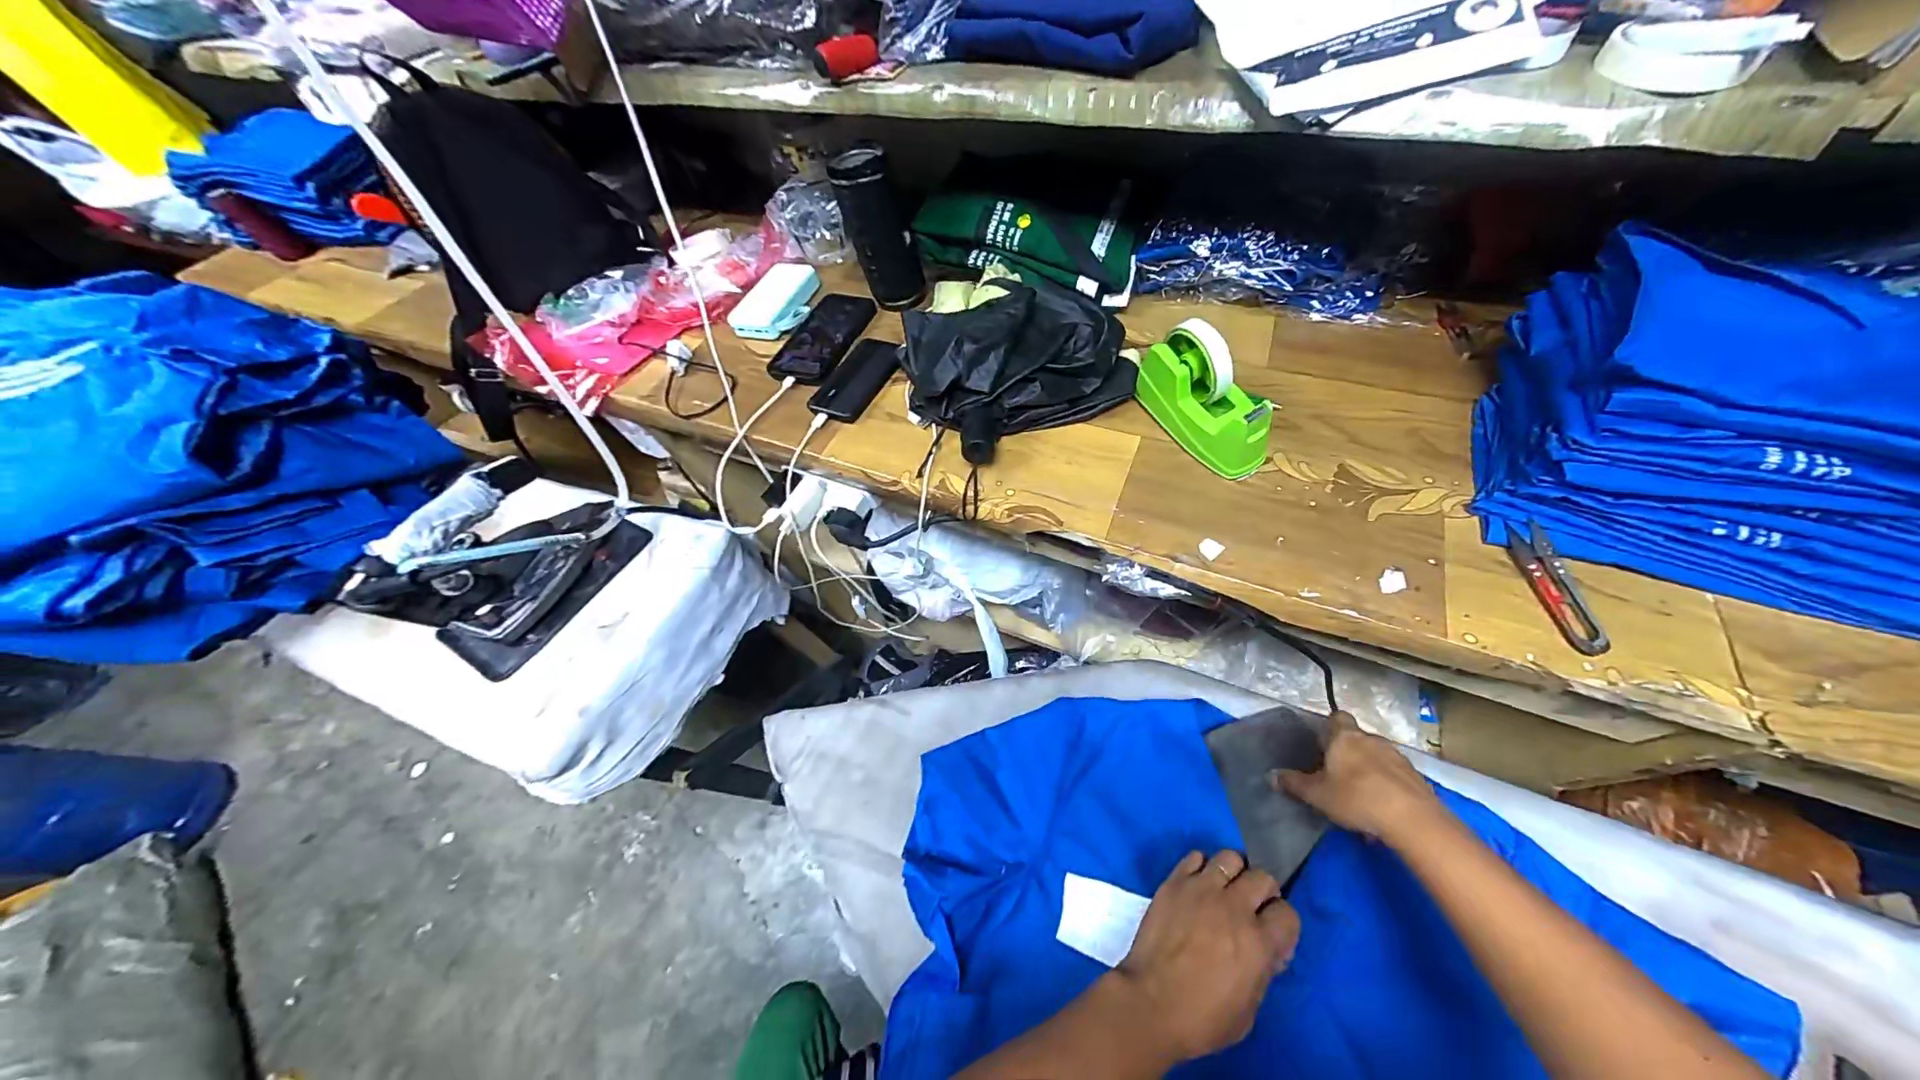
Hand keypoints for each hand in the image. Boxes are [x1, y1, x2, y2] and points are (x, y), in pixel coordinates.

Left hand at [1110, 850, 1300, 1064]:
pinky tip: (1197, 886)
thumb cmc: (1203, 1018)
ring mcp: (1200, 890)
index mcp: (1258, 942)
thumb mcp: (1250, 1008)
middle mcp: (1233, 907)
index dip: (1283, 925)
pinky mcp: (1173, 883)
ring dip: (1233, 873)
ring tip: (1224, 891)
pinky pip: (1194, 857)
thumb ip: (1263, 970)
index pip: (1288, 913)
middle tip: (1250, 909)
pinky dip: (1200, 868)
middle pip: (1263, 877)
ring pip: (1229, 858)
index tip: (1272, 936)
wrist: (1150, 1003)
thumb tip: (1266, 951)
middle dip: (1263, 893)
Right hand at [1273, 711, 1440, 844]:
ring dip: (1369, 769)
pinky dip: (1387, 785)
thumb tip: (1271, 775)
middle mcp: (1372, 740)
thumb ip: (1293, 783)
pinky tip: (1380, 807)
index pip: (1337, 717)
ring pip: (1377, 756)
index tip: (1322, 743)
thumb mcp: (1317, 794)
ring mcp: (1398, 757)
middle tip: (1336, 774)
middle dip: (1348, 752)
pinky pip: (1395, 775)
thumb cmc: (1356, 798)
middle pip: (1357, 738)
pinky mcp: (1416, 777)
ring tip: (1359, 795)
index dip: (1329, 726)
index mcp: (1345, 737)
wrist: (1413, 820)